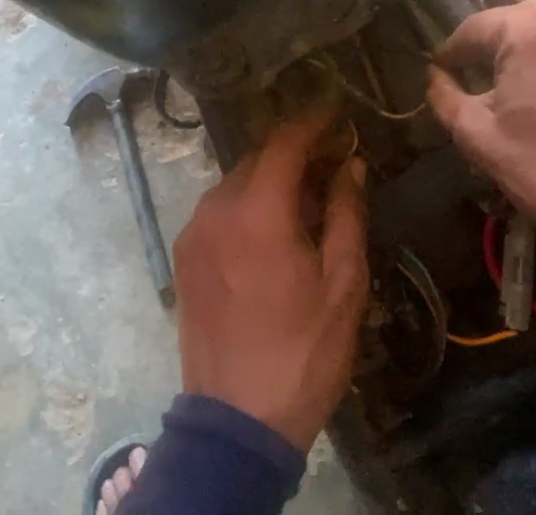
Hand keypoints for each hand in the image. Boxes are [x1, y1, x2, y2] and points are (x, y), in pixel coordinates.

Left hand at [172, 110, 368, 450]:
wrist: (236, 420)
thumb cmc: (302, 353)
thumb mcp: (343, 285)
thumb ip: (347, 215)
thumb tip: (351, 166)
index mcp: (258, 211)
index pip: (285, 141)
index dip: (314, 121)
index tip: (340, 114)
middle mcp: (216, 208)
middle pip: (258, 157)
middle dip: (296, 150)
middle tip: (335, 161)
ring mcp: (194, 232)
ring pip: (237, 182)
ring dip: (272, 178)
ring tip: (310, 199)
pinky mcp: (184, 256)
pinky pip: (220, 209)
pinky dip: (249, 203)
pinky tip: (274, 229)